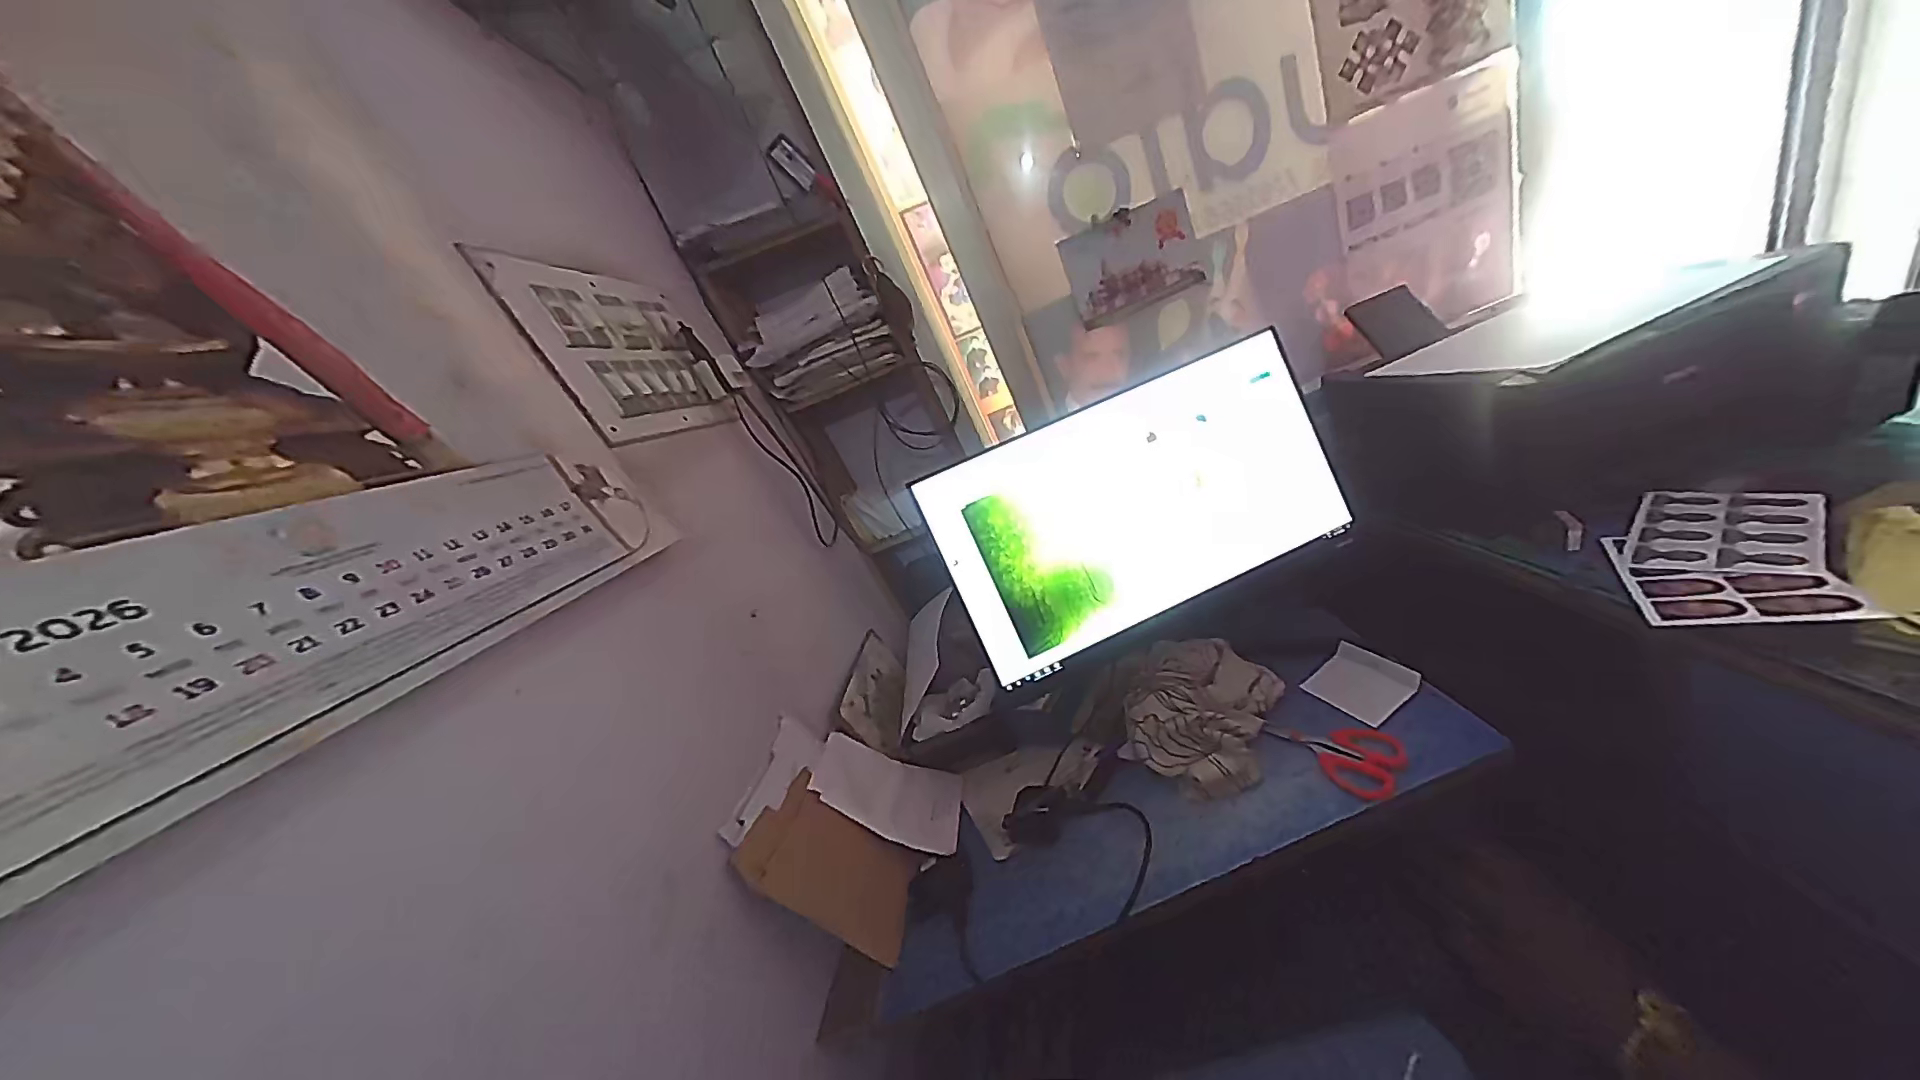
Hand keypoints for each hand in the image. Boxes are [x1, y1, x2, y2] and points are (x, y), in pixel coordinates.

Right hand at [1417, 839, 1643, 1055]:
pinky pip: (1507, 856)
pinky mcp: (1552, 889)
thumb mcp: (1493, 973)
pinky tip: (1479, 854)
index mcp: (1485, 898)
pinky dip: (1485, 849)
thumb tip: (1423, 899)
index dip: (1407, 854)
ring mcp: (1533, 881)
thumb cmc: (1549, 998)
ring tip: (1436, 836)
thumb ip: (1455, 933)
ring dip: (1457, 838)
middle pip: (1459, 845)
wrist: (1626, 1011)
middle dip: (1431, 836)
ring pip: (1484, 847)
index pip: (1434, 865)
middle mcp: (1506, 879)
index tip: (1385, 845)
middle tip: (1407, 833)